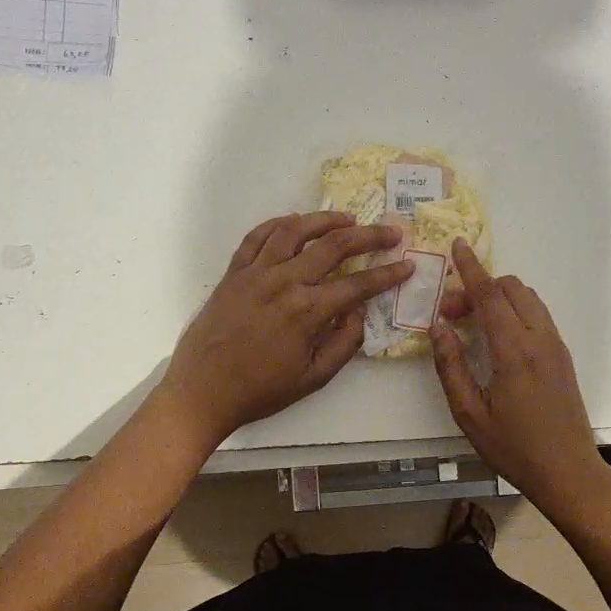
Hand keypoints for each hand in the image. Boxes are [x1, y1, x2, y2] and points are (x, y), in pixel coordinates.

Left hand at [160, 212, 410, 442]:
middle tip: (389, 232)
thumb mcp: (313, 379)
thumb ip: (343, 344)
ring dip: (325, 220)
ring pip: (295, 231)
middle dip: (368, 236)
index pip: (357, 284)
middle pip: (333, 246)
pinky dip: (279, 224)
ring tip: (346, 219)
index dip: (387, 274)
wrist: (203, 391)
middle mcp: (284, 282)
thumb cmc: (260, 391)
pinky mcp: (233, 273)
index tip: (407, 265)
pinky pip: (257, 237)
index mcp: (307, 311)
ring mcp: (255, 273)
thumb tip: (358, 314)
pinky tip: (294, 223)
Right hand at [431, 239, 610, 505]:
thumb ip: (451, 367)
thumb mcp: (470, 414)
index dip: (471, 269)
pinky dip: (515, 311)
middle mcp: (540, 340)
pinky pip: (538, 316)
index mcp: (514, 352)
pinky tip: (496, 337)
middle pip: (512, 289)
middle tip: (451, 314)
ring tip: (471, 324)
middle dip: (480, 287)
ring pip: (529, 300)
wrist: (567, 470)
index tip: (457, 246)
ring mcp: (556, 347)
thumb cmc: (513, 448)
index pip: (491, 296)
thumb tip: (438, 328)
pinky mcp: (563, 357)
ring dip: (499, 298)